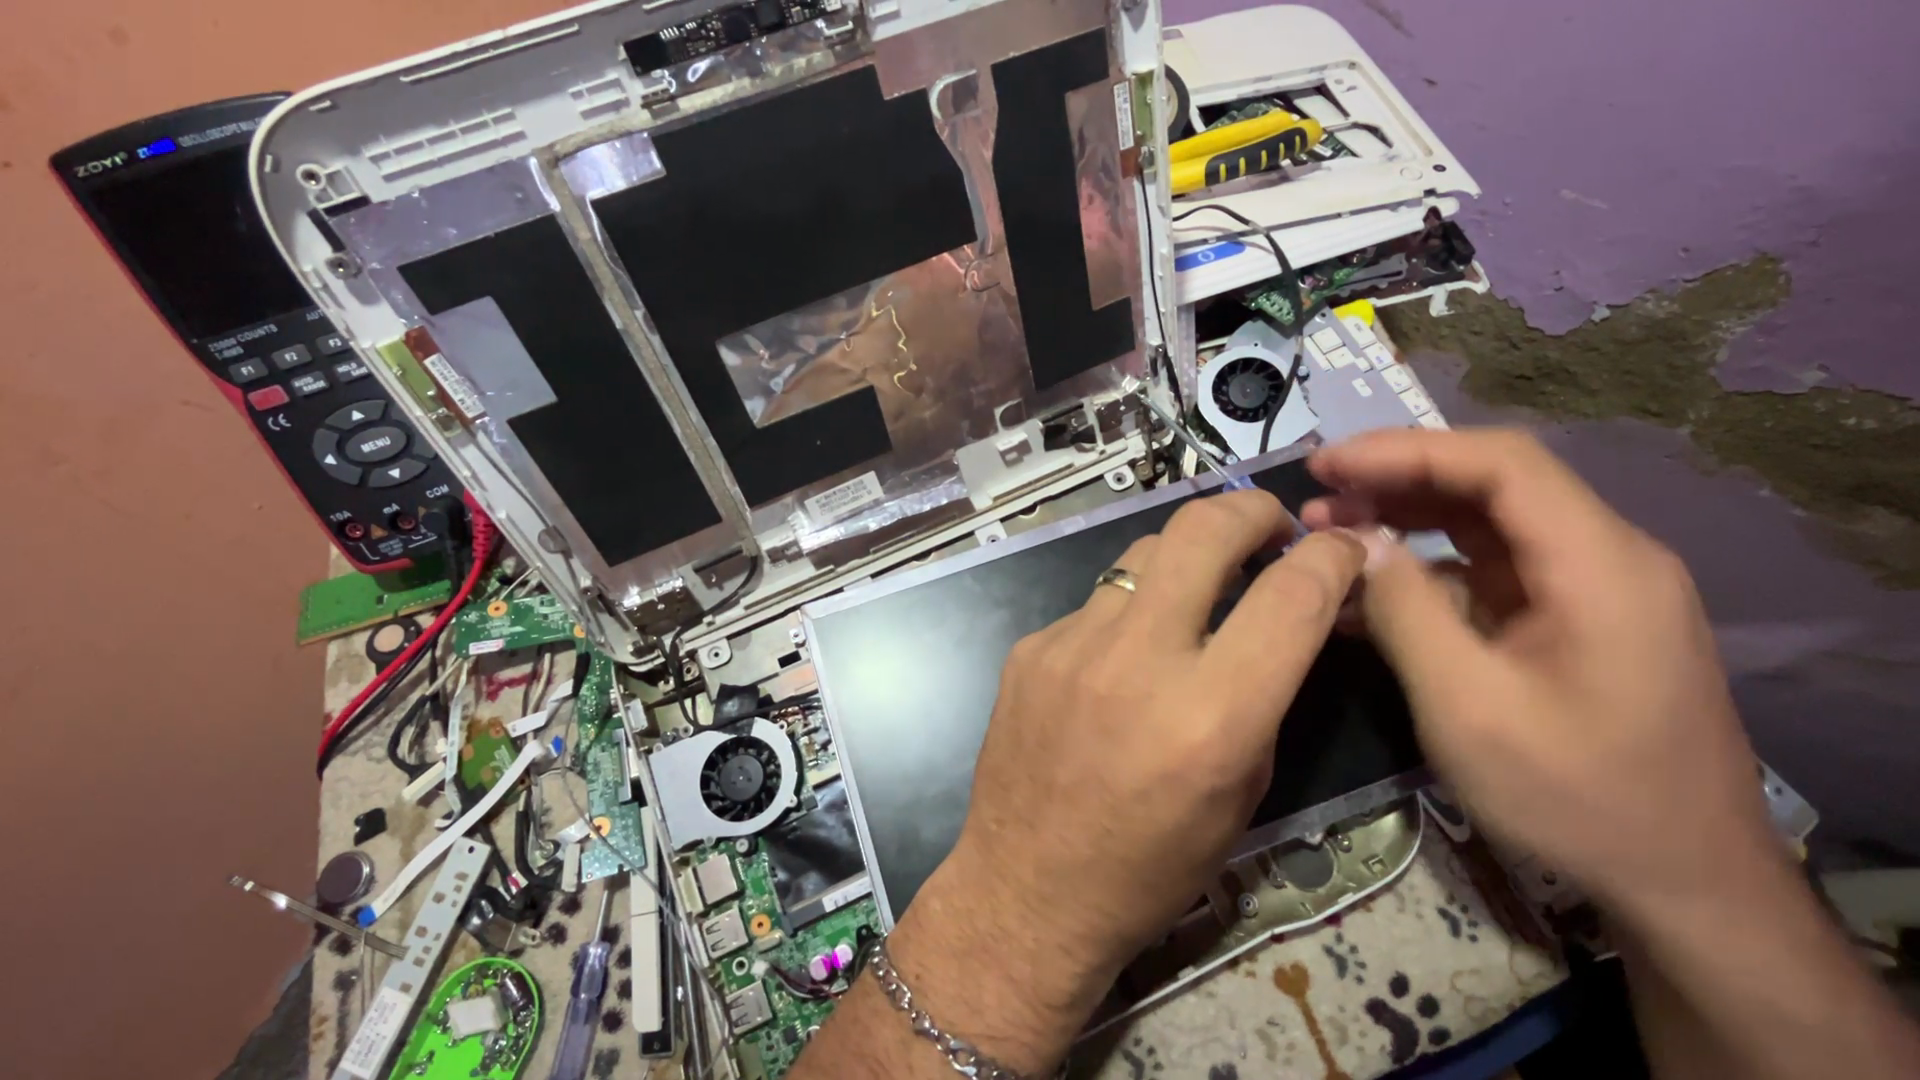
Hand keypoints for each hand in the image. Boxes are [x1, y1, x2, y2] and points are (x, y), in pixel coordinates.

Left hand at [886, 491, 1365, 1069]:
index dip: (1332, 557)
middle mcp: (1139, 660)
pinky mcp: (1030, 648)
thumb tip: (1293, 617)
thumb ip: (1270, 693)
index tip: (1342, 549)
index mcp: (1212, 714)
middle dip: (1250, 510)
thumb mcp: (1243, 790)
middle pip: (1203, 528)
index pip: (1291, 594)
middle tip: (1268, 531)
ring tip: (1199, 591)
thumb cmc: (1153, 866)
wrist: (1029, 888)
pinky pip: (1097, 603)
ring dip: (1187, 558)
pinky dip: (1129, 613)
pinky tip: (1125, 656)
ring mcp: (1072, 645)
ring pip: (1144, 552)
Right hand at [1301, 429, 1782, 919]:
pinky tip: (1371, 592)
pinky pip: (1494, 574)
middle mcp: (1606, 558)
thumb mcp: (1468, 705)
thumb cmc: (1576, 794)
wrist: (1684, 881)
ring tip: (1330, 536)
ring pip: (1489, 526)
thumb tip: (1356, 541)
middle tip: (1315, 502)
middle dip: (1397, 484)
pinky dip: (1429, 572)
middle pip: (1493, 486)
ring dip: (1408, 523)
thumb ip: (1406, 610)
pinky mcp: (1575, 623)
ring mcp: (1593, 591)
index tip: (1325, 465)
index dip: (1404, 450)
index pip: (1499, 462)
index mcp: (1598, 563)